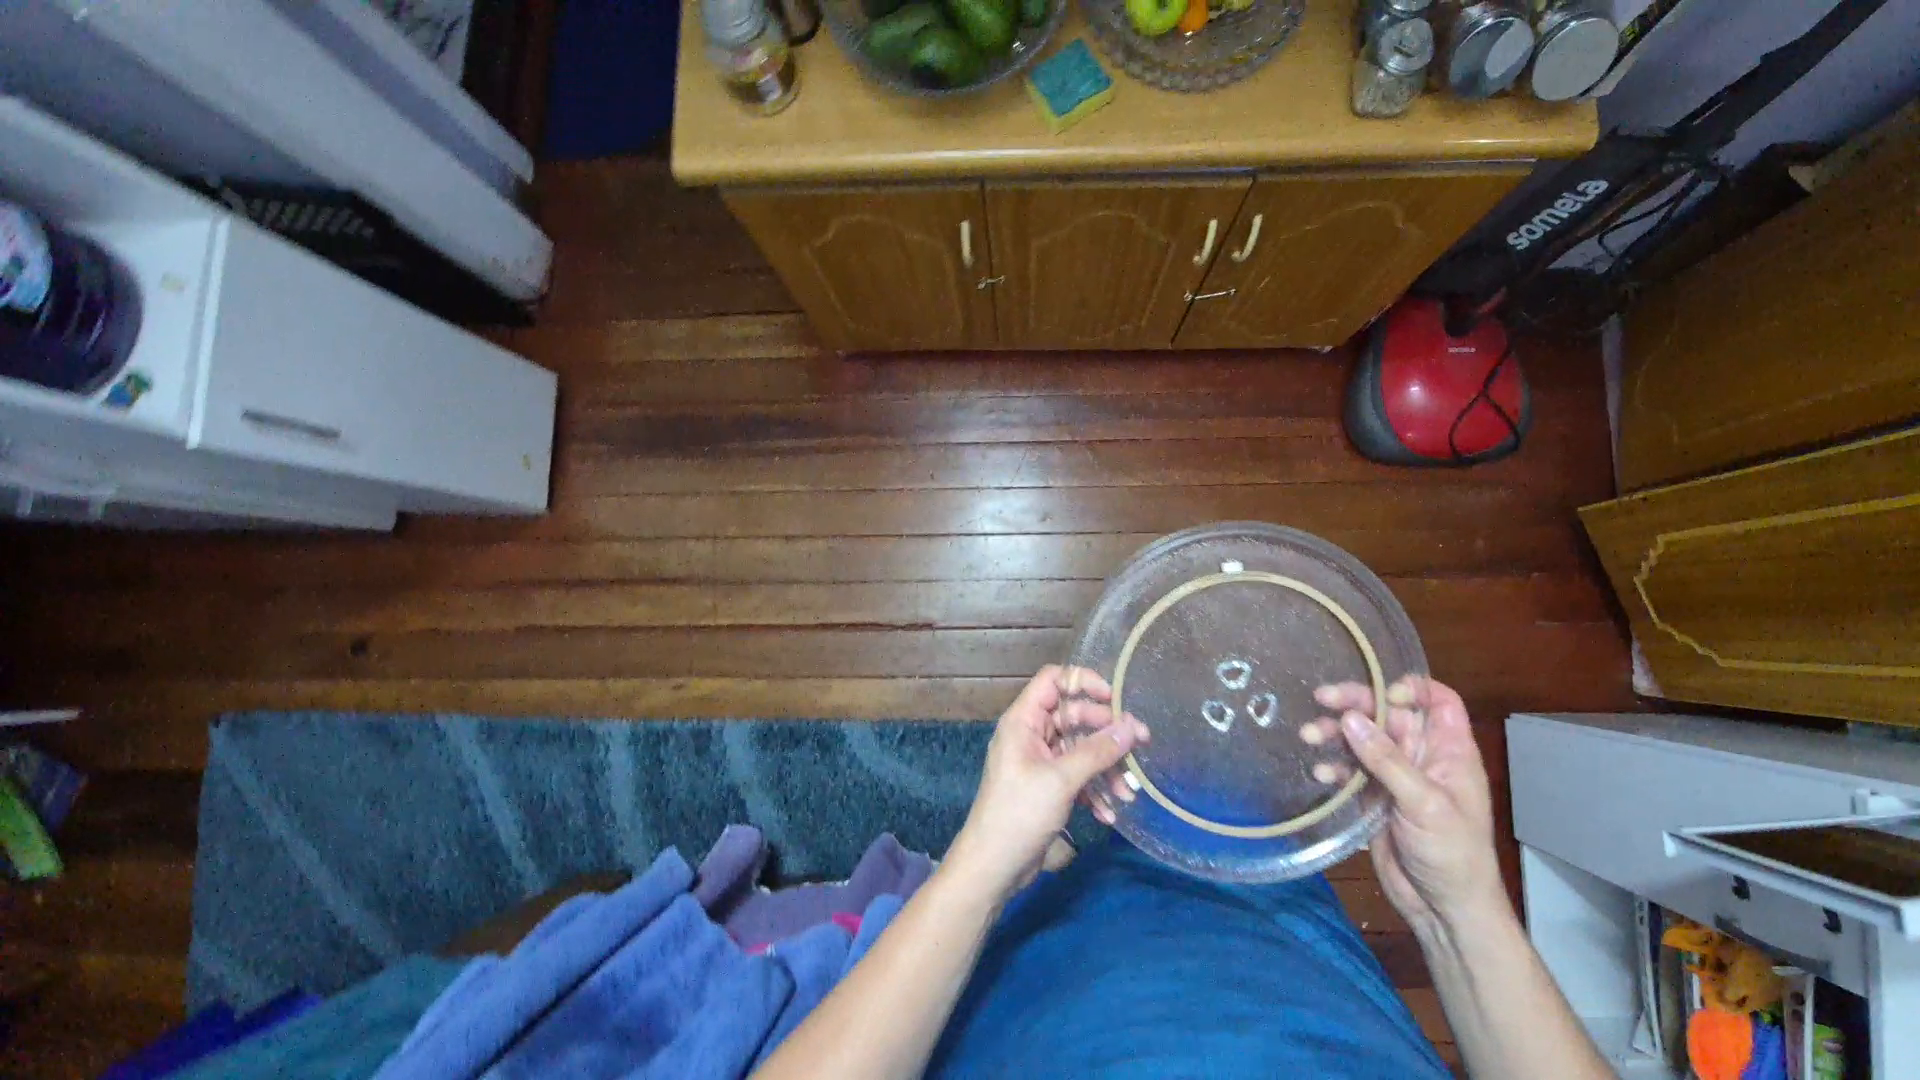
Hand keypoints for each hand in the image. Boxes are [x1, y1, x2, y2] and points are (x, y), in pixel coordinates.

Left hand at [948, 666, 1148, 902]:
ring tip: (1129, 791)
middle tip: (1142, 744)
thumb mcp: (1061, 780)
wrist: (993, 866)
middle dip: (1107, 732)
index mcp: (1023, 722)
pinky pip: (1077, 776)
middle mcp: (1030, 735)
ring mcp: (1039, 762)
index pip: (1053, 680)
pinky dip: (1094, 790)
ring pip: (1080, 749)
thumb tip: (1132, 726)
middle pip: (1074, 716)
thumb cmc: (1019, 813)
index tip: (1114, 699)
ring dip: (1106, 767)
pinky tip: (1109, 812)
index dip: (1083, 682)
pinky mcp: (1047, 788)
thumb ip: (1097, 751)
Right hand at [1304, 676, 1504, 931]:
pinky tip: (1321, 773)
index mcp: (1449, 752)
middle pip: (1388, 714)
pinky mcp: (1373, 796)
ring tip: (1309, 735)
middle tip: (1321, 698)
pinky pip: (1350, 769)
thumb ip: (1387, 760)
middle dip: (1356, 703)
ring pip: (1363, 739)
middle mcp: (1422, 756)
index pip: (1438, 701)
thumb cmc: (1451, 854)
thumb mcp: (1425, 804)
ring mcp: (1396, 776)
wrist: (1443, 908)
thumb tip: (1351, 719)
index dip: (1411, 688)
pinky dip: (1333, 765)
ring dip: (1336, 733)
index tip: (1381, 693)